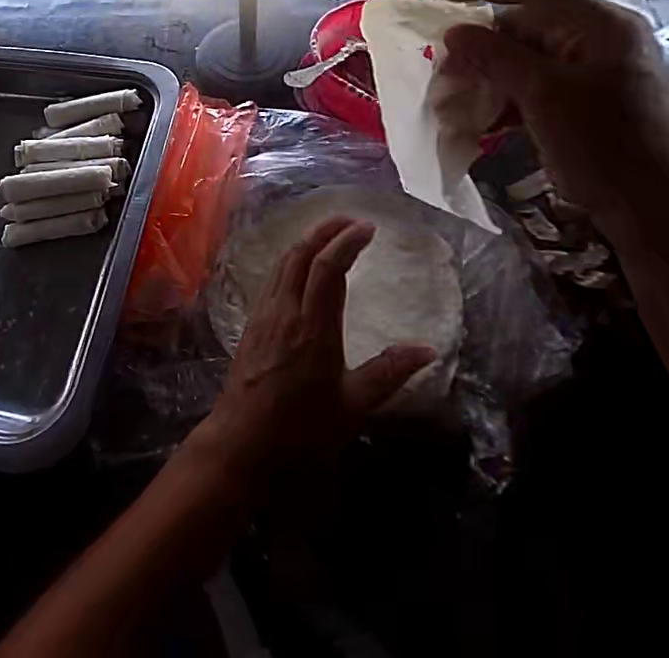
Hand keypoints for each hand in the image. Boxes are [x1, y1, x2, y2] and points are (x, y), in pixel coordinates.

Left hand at [189, 217, 435, 482]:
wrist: (239, 447)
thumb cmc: (300, 431)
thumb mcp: (352, 406)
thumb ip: (389, 372)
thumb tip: (428, 349)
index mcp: (313, 328)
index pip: (328, 267)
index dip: (348, 241)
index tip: (368, 228)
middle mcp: (285, 312)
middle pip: (300, 254)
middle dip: (325, 230)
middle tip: (351, 221)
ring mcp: (263, 317)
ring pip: (282, 264)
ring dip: (306, 242)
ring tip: (329, 235)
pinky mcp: (251, 326)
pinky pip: (272, 279)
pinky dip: (290, 261)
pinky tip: (299, 270)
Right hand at [436, 0, 668, 230]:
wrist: (660, 214)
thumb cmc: (605, 147)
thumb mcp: (544, 96)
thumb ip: (496, 58)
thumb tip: (455, 32)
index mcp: (602, 26)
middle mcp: (602, 42)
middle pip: (529, 29)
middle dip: (481, 51)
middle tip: (443, 75)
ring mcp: (598, 76)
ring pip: (530, 65)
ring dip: (490, 82)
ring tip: (454, 108)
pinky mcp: (591, 108)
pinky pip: (542, 92)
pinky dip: (510, 103)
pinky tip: (483, 125)